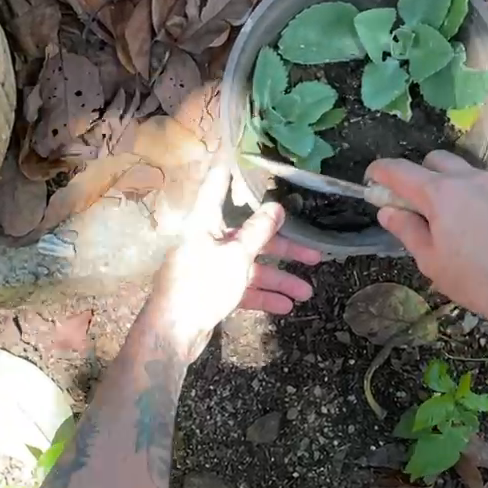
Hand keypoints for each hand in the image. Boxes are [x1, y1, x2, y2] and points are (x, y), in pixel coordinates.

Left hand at [147, 170, 322, 357]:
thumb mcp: (236, 256)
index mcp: (205, 221)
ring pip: (250, 266)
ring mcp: (210, 267)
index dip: (233, 167)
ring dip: (278, 279)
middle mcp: (207, 239)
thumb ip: (258, 231)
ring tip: (305, 292)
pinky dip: (262, 295)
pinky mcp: (212, 292)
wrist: (172, 334)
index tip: (249, 153)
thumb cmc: (201, 286)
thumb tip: (277, 207)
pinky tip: (285, 306)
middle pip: (249, 235)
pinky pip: (242, 288)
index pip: (218, 184)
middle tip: (314, 256)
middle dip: (283, 248)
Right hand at [366, 152, 487, 336]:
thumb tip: (387, 211)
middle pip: (438, 160)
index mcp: (442, 195)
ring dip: (463, 192)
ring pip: (475, 176)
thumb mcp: (432, 263)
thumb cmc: (478, 283)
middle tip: (422, 207)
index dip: (382, 171)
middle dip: (423, 175)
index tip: (373, 178)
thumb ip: (408, 231)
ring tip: (470, 229)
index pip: (401, 171)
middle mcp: (474, 178)